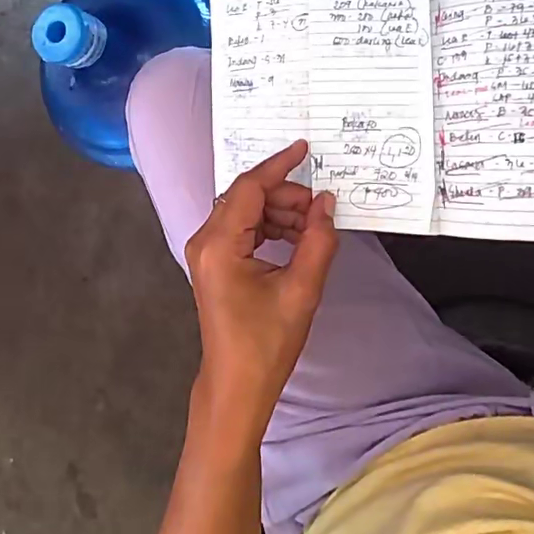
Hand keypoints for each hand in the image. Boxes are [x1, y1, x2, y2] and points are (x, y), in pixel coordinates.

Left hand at [185, 140, 338, 433]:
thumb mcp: (301, 291)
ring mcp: (207, 250)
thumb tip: (327, 202)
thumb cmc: (266, 344)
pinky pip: (244, 228)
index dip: (278, 165)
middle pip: (247, 196)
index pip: (249, 187)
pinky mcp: (215, 260)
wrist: (237, 385)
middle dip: (286, 196)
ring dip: (281, 212)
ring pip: (247, 210)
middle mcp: (205, 239)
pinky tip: (297, 239)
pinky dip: (271, 227)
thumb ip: (317, 241)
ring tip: (313, 230)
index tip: (304, 147)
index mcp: (219, 244)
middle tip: (321, 210)